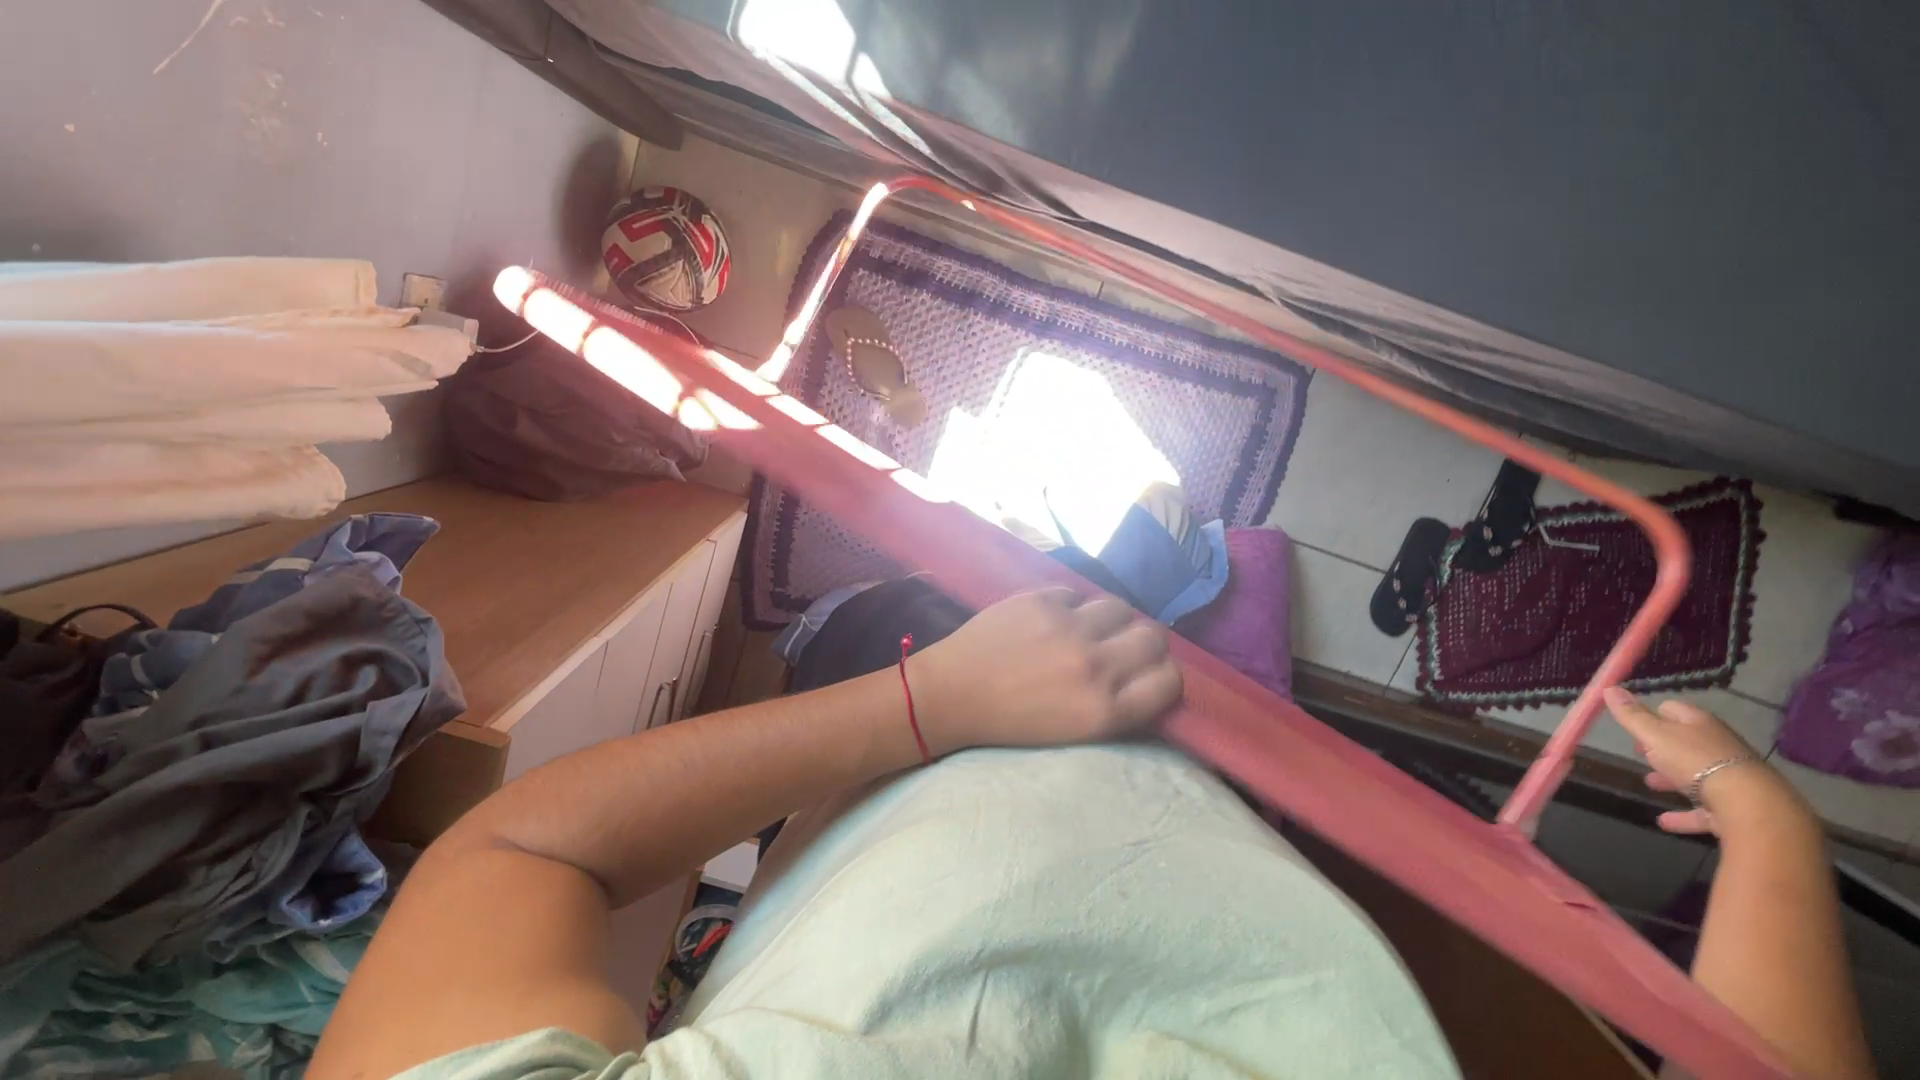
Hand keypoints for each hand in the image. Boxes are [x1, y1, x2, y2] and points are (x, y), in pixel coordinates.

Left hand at [909, 588, 1182, 754]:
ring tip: (1088, 628)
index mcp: (1105, 710)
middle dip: (1142, 642)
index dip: (1163, 674)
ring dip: (1110, 618)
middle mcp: (1095, 667)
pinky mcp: (1041, 601)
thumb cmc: (1012, 722)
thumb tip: (1151, 674)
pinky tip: (1052, 621)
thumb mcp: (1077, 732)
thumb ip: (1118, 705)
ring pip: (1120, 607)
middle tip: (1121, 647)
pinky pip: (1077, 594)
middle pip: (1153, 637)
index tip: (1147, 673)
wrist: (951, 696)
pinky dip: (1071, 606)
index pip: (1171, 680)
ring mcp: (1068, 629)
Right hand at [1603, 686, 1805, 836]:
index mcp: (1700, 724)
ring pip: (1695, 774)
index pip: (1672, 709)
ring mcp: (1729, 776)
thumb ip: (1631, 715)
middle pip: (1685, 742)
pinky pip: (1703, 808)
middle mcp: (1718, 745)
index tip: (1634, 726)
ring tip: (1650, 783)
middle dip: (1661, 748)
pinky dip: (1683, 813)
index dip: (1652, 714)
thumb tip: (1609, 688)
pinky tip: (1664, 821)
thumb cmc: (1695, 760)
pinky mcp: (1734, 805)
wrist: (1749, 804)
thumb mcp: (1654, 735)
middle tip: (1640, 754)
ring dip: (1672, 778)